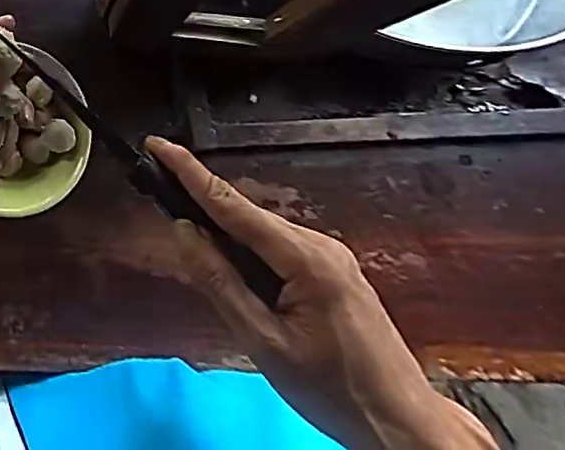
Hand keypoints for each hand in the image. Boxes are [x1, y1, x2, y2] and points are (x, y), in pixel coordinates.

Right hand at [147, 138, 495, 449]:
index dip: (187, 170)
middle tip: (165, 211)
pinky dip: (251, 251)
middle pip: (244, 215)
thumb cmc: (334, 392)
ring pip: (261, 230)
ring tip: (206, 264)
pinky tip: (244, 279)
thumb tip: (183, 230)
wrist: (409, 430)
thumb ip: (219, 283)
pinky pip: (278, 245)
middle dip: (203, 208)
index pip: (230, 203)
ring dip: (228, 236)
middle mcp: (318, 243)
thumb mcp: (265, 344)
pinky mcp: (334, 268)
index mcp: (303, 258)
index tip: (156, 144)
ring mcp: (330, 253)